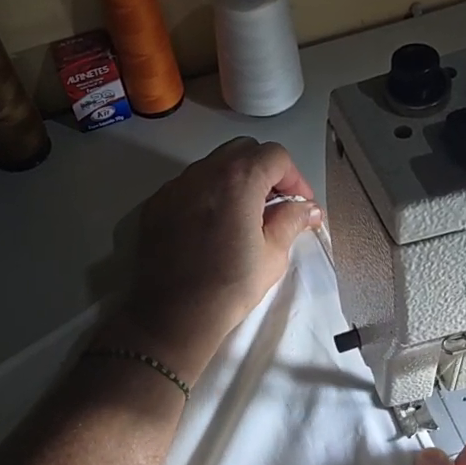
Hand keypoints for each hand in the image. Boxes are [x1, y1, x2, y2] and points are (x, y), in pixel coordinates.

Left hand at [105, 138, 320, 382]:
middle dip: (264, 171)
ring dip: (234, 181)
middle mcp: (204, 172)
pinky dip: (207, 194)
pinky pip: (189, 185)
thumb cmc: (230, 285)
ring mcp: (176, 186)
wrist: (175, 314)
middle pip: (243, 151)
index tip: (299, 204)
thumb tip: (308, 209)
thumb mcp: (273, 254)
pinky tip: (212, 226)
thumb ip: (292, 220)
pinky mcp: (156, 204)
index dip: (294, 177)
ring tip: (243, 215)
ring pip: (213, 165)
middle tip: (274, 204)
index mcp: (238, 179)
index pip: (275, 155)